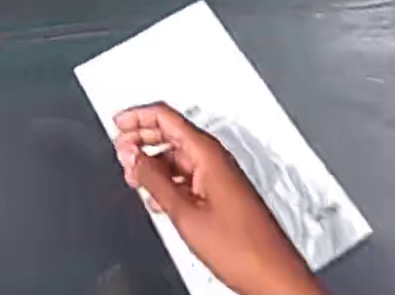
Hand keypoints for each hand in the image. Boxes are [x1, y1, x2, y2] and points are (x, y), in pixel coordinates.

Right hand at [114, 103, 323, 294]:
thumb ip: (154, 180)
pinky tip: (156, 195)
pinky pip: (188, 174)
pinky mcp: (222, 192)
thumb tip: (132, 155)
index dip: (137, 116)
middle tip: (120, 146)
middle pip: (170, 132)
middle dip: (142, 138)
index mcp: (206, 151)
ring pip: (177, 155)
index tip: (118, 122)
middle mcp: (214, 157)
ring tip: (133, 174)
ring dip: (153, 162)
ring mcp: (219, 174)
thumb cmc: (243, 249)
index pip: (165, 116)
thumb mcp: (185, 213)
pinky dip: (167, 179)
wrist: (276, 278)